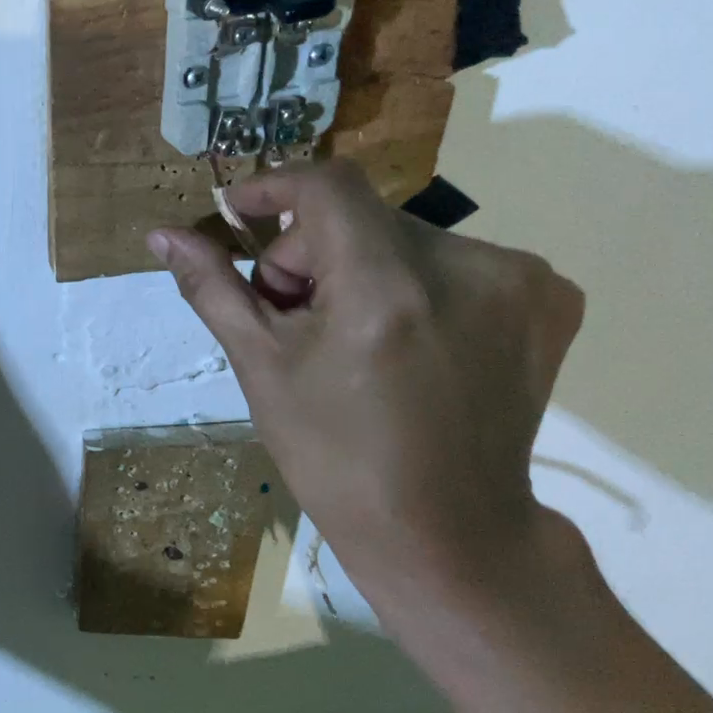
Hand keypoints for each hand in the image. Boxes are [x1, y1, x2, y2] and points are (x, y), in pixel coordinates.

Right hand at [149, 163, 585, 616]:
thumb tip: (161, 235)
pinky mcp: (551, 298)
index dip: (271, 188)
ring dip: (361, 270)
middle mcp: (468, 267)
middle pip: (361, 218)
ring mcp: (522, 281)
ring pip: (406, 240)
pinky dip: (413, 286)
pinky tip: (404, 342)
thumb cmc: (330, 452)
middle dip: (310, 256)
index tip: (235, 215)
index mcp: (386, 289)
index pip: (326, 187)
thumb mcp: (258, 367)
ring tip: (348, 340)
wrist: (443, 524)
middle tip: (290, 319)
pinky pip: (456, 262)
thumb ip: (214, 288)